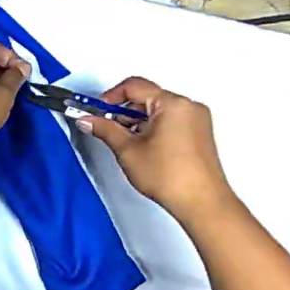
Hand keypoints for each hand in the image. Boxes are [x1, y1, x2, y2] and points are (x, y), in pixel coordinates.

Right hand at [74, 77, 232, 217]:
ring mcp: (197, 119)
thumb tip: (89, 121)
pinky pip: (171, 120)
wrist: (201, 202)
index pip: (134, 86)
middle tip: (106, 127)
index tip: (98, 109)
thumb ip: (105, 129)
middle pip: (147, 97)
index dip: (110, 97)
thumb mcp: (128, 150)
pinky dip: (154, 128)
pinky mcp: (199, 132)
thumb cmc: (173, 178)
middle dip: (124, 111)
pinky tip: (143, 147)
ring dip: (138, 121)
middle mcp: (188, 106)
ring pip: (158, 110)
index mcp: (172, 104)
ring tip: (126, 143)